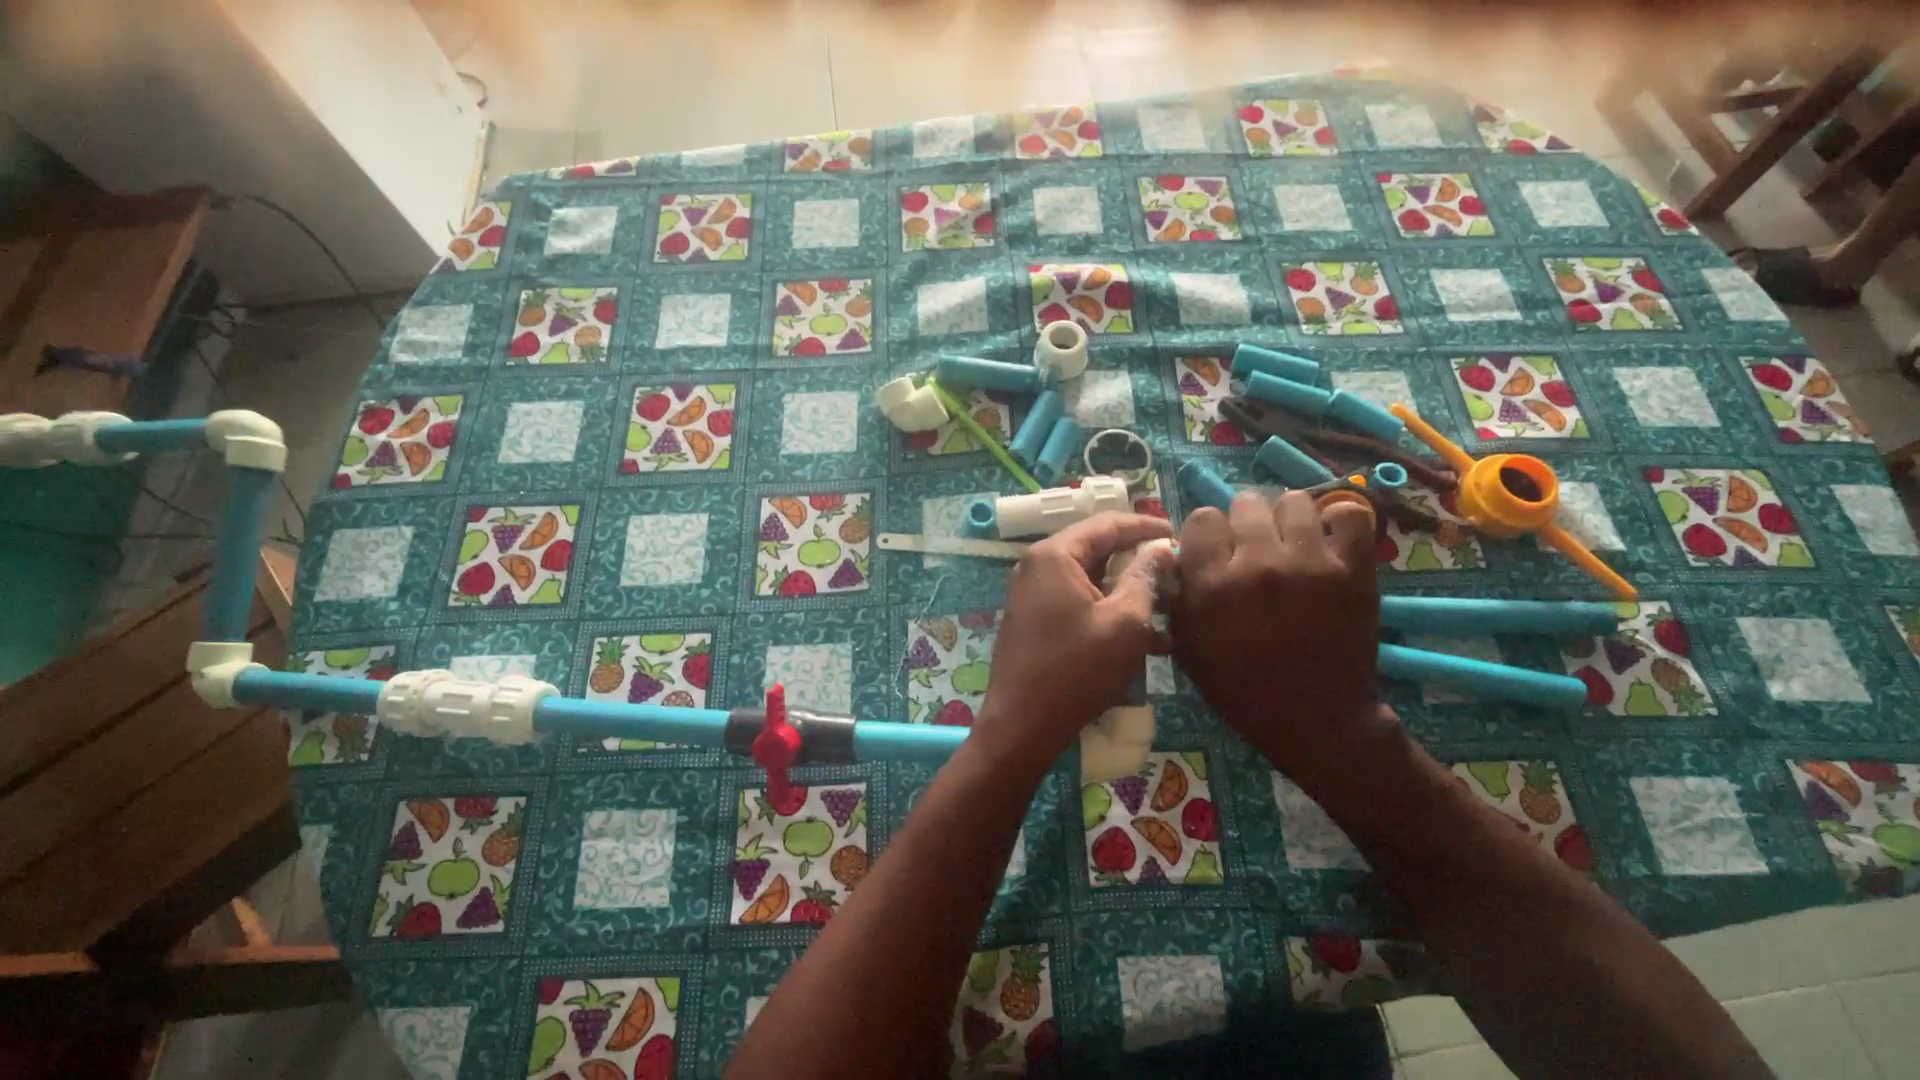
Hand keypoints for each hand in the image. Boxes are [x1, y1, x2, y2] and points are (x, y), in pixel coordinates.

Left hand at [973, 513, 1175, 774]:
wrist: (1023, 726)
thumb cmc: (1077, 670)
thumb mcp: (1125, 622)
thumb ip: (1145, 577)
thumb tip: (1161, 548)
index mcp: (1055, 555)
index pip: (1107, 524)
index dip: (1147, 527)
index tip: (1181, 536)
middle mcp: (1038, 566)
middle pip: (1098, 550)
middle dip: (1140, 563)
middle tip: (1179, 574)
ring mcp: (1033, 594)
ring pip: (1092, 581)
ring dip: (1130, 593)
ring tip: (1172, 611)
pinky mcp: (1037, 621)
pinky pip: (1080, 604)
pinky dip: (1110, 614)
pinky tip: (1148, 640)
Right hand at [1166, 491, 1382, 779]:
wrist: (1316, 720)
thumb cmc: (1243, 689)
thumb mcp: (1189, 648)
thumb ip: (1177, 597)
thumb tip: (1175, 555)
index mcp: (1211, 584)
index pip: (1203, 517)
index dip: (1210, 534)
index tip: (1219, 553)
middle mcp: (1256, 564)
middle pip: (1246, 503)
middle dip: (1247, 524)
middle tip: (1257, 550)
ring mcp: (1308, 562)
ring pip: (1293, 501)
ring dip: (1289, 520)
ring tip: (1294, 545)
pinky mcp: (1352, 568)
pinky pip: (1349, 513)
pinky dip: (1338, 521)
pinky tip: (1330, 542)